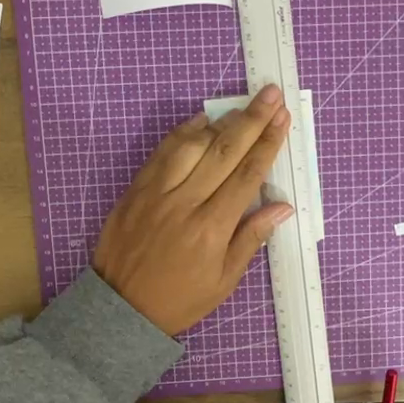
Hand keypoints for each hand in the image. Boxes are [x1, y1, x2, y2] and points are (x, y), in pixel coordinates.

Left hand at [92, 86, 291, 335]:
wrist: (121, 308)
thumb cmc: (180, 299)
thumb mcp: (224, 281)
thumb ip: (251, 239)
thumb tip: (282, 207)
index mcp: (211, 229)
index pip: (247, 175)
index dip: (267, 144)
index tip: (282, 119)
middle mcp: (185, 203)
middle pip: (224, 151)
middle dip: (251, 119)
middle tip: (270, 94)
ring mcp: (156, 192)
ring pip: (192, 144)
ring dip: (219, 122)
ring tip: (241, 108)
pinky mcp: (135, 189)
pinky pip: (162, 152)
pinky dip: (184, 133)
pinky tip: (201, 122)